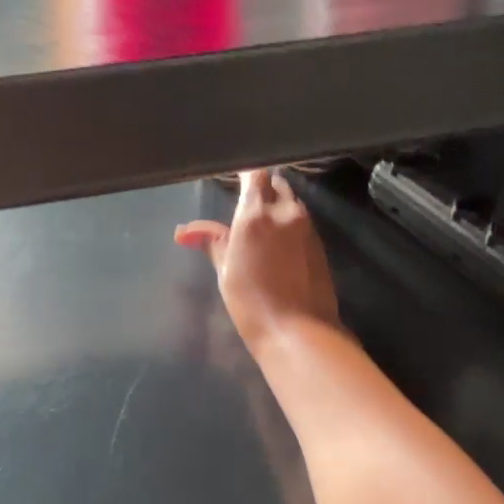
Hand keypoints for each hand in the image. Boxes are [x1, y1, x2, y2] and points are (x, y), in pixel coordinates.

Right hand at [175, 169, 341, 353]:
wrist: (298, 331)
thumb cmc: (252, 304)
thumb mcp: (226, 272)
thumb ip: (212, 242)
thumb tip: (184, 231)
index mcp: (256, 215)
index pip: (255, 174)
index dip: (245, 172)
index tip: (234, 176)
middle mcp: (286, 212)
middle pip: (276, 183)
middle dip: (262, 187)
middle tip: (245, 201)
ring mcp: (307, 227)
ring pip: (291, 201)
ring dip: (276, 204)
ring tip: (260, 222)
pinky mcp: (319, 244)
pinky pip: (301, 221)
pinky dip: (288, 222)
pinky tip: (277, 243)